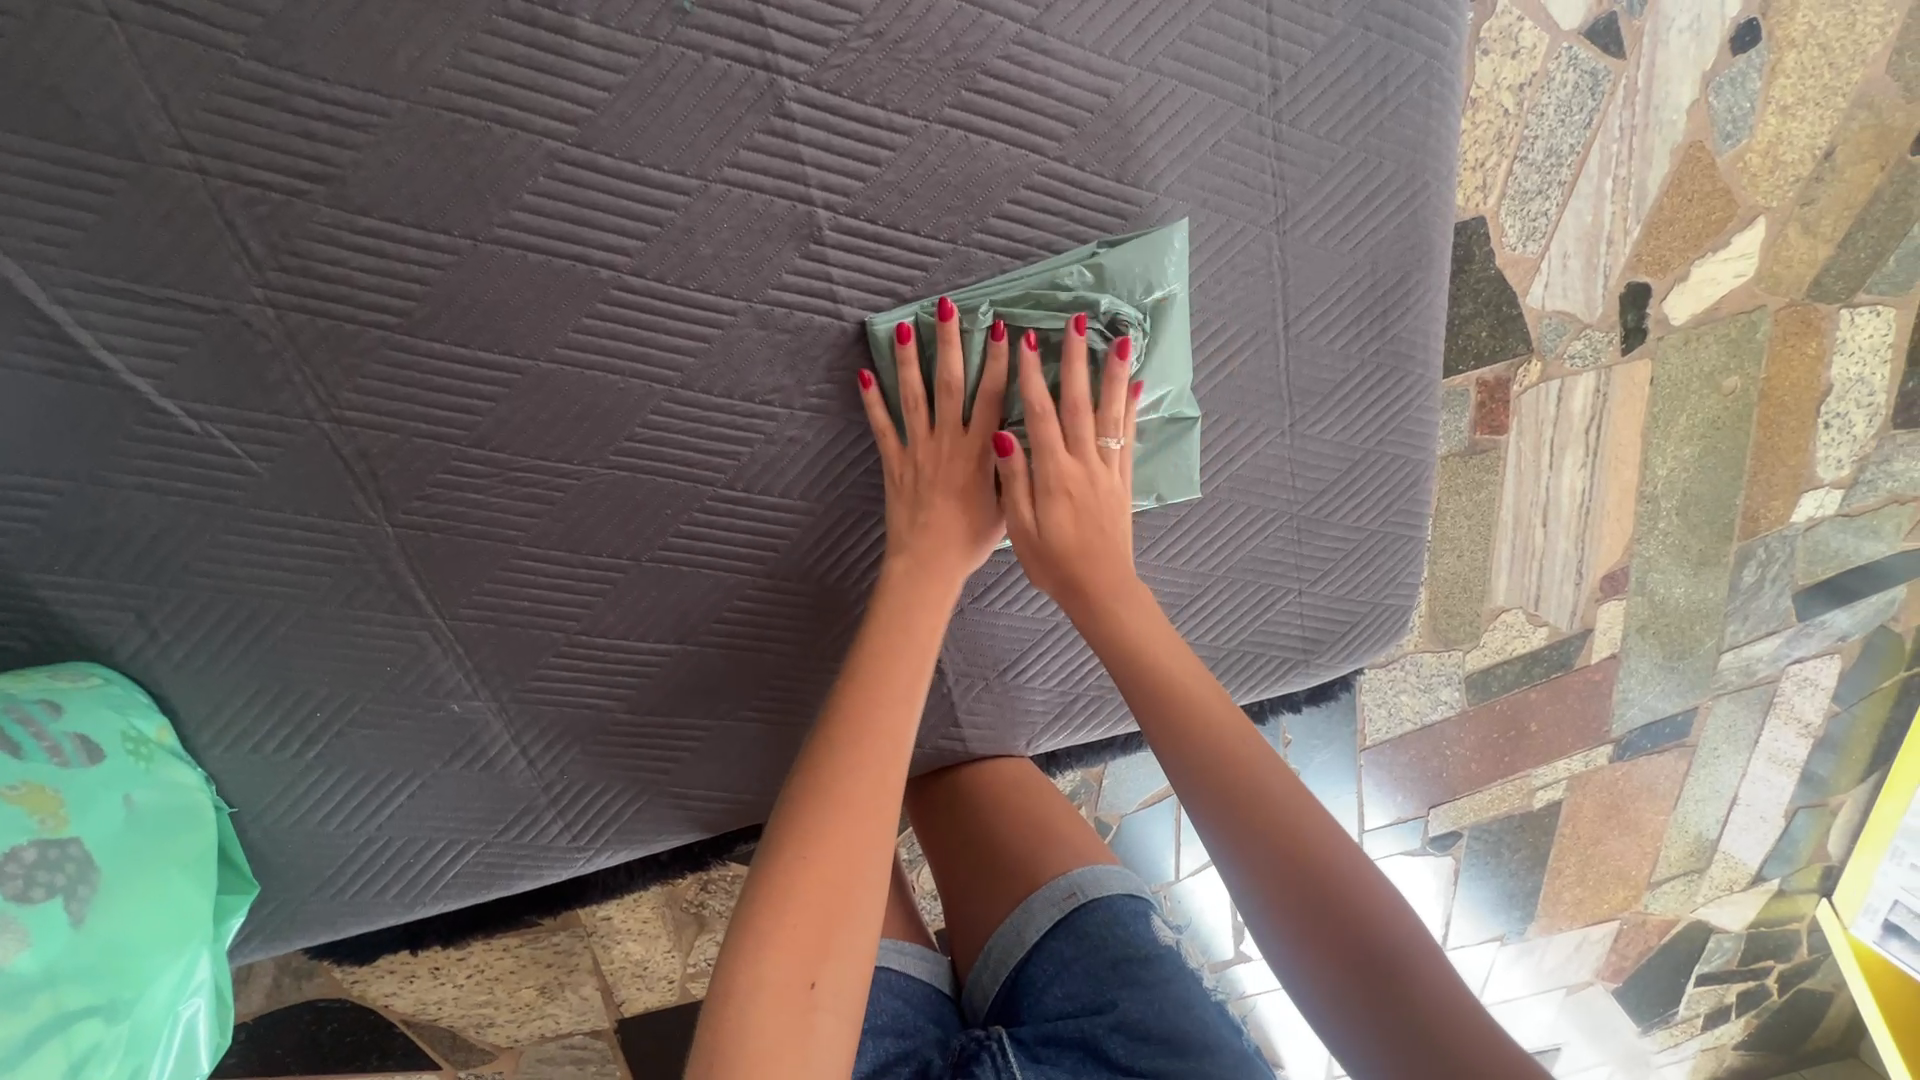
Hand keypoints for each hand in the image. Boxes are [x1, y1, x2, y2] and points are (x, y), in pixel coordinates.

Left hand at [858, 296, 1009, 588]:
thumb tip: (1019, 439)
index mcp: (980, 451)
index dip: (997, 359)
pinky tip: (864, 375)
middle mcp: (948, 441)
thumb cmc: (970, 541)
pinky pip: (882, 427)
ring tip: (907, 326)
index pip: (991, 395)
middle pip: (950, 382)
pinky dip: (872, 401)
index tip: (1000, 327)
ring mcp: (918, 449)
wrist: (928, 564)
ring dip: (911, 359)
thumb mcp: (1007, 507)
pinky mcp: (894, 462)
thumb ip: (1013, 470)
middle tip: (947, 307)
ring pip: (914, 396)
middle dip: (951, 341)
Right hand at [992, 312, 1143, 620]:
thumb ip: (1015, 480)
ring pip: (1110, 414)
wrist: (1100, 589)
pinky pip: (1128, 439)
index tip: (1027, 341)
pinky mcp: (1123, 481)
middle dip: (1076, 360)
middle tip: (1077, 321)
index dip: (1033, 376)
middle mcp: (1084, 464)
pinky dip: (1132, 410)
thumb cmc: (1053, 564)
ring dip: (1113, 375)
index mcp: (1053, 474)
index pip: (1040, 414)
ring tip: (1119, 340)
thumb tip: (1002, 436)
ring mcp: (1107, 470)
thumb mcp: (1021, 528)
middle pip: (1079, 403)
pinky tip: (1136, 386)